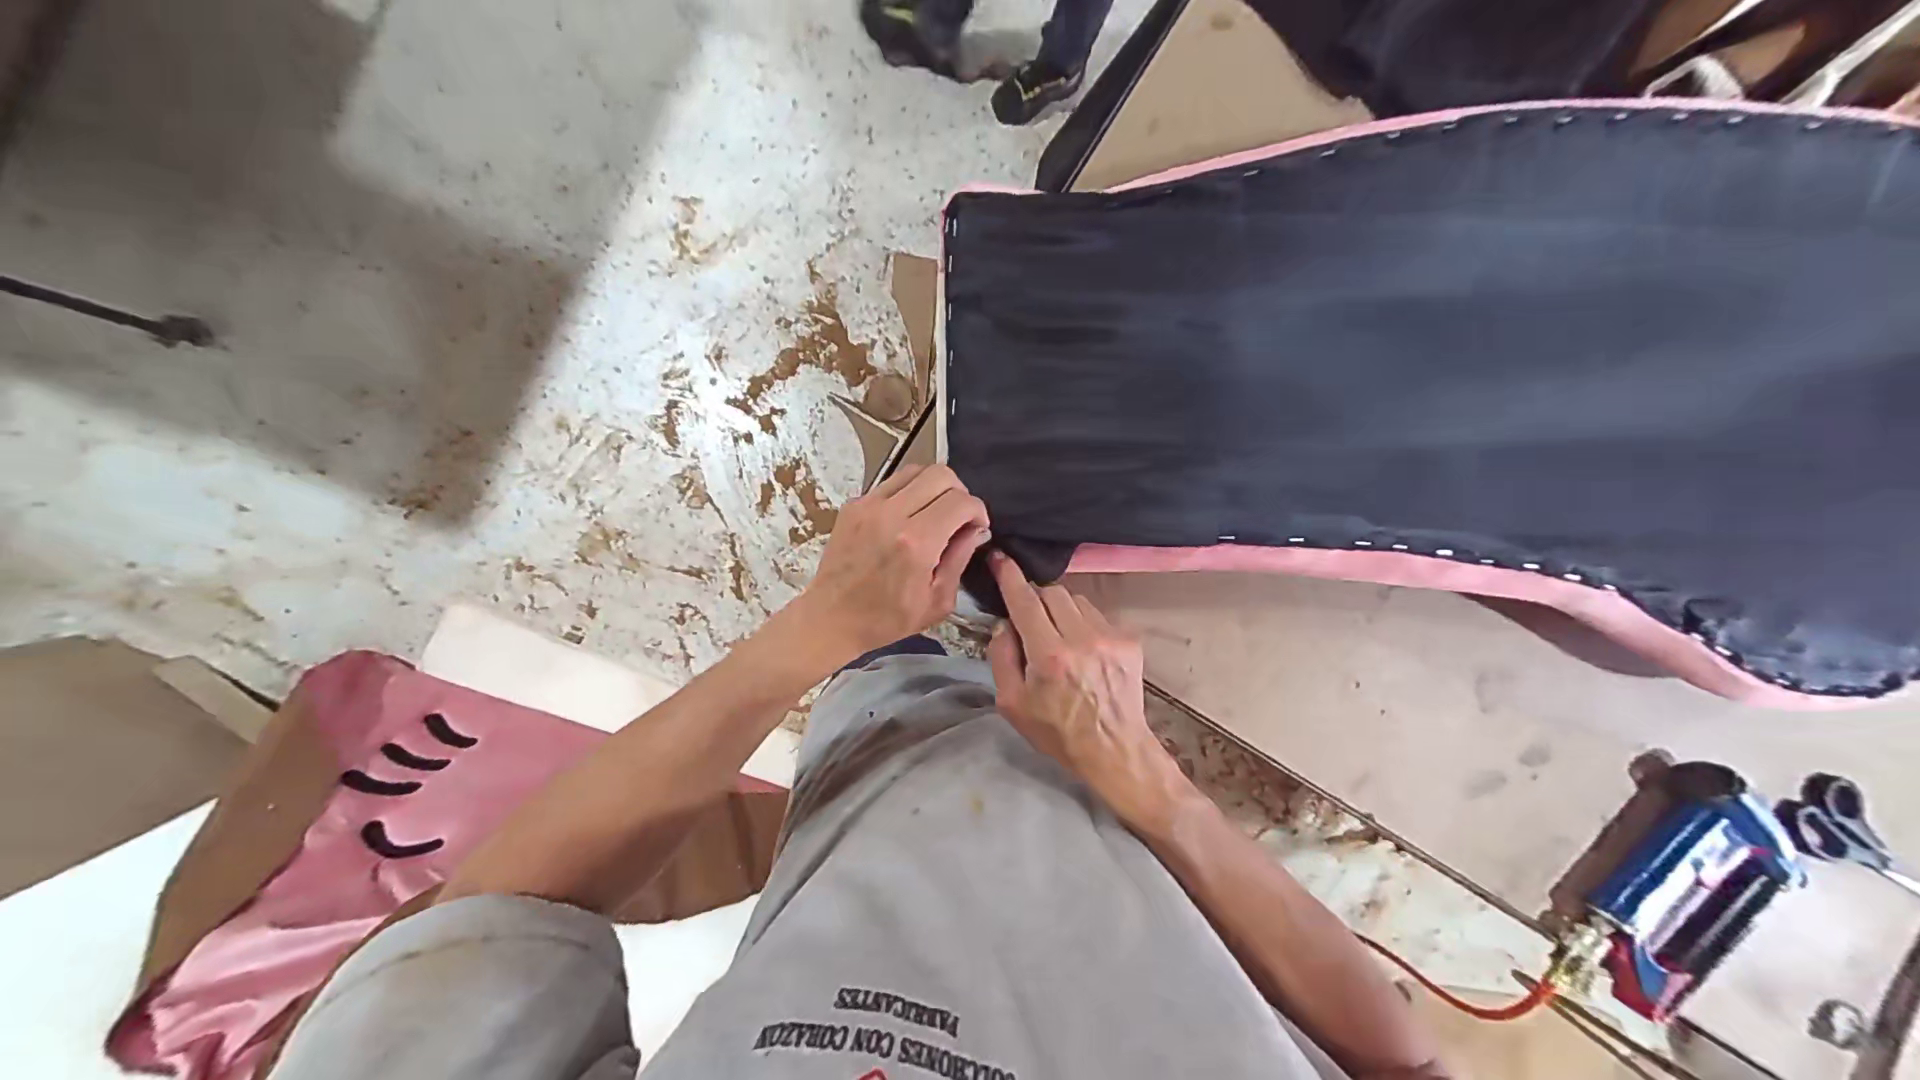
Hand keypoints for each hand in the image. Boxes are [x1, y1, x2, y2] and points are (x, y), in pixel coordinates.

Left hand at [785, 464, 989, 664]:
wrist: (832, 618)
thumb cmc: (887, 618)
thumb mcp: (938, 600)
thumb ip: (960, 558)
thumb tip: (978, 529)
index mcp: (916, 543)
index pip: (961, 501)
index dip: (978, 511)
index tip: (977, 526)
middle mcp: (892, 515)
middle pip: (941, 474)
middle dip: (960, 491)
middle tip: (959, 515)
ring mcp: (869, 506)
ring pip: (916, 470)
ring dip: (934, 486)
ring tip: (936, 511)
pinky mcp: (854, 505)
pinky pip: (891, 483)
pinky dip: (909, 492)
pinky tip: (909, 516)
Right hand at [986, 552, 1187, 827]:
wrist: (1114, 749)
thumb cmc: (1057, 731)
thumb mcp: (1012, 703)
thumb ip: (1001, 657)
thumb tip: (1005, 624)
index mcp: (1049, 656)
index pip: (1025, 601)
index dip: (1009, 576)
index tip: (1000, 558)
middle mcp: (1081, 639)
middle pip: (1051, 592)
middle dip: (1035, 599)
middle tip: (1031, 622)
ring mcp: (1110, 637)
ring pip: (1076, 599)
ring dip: (1060, 609)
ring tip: (1058, 637)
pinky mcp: (1129, 641)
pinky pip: (1096, 614)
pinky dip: (1082, 623)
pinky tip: (1082, 649)